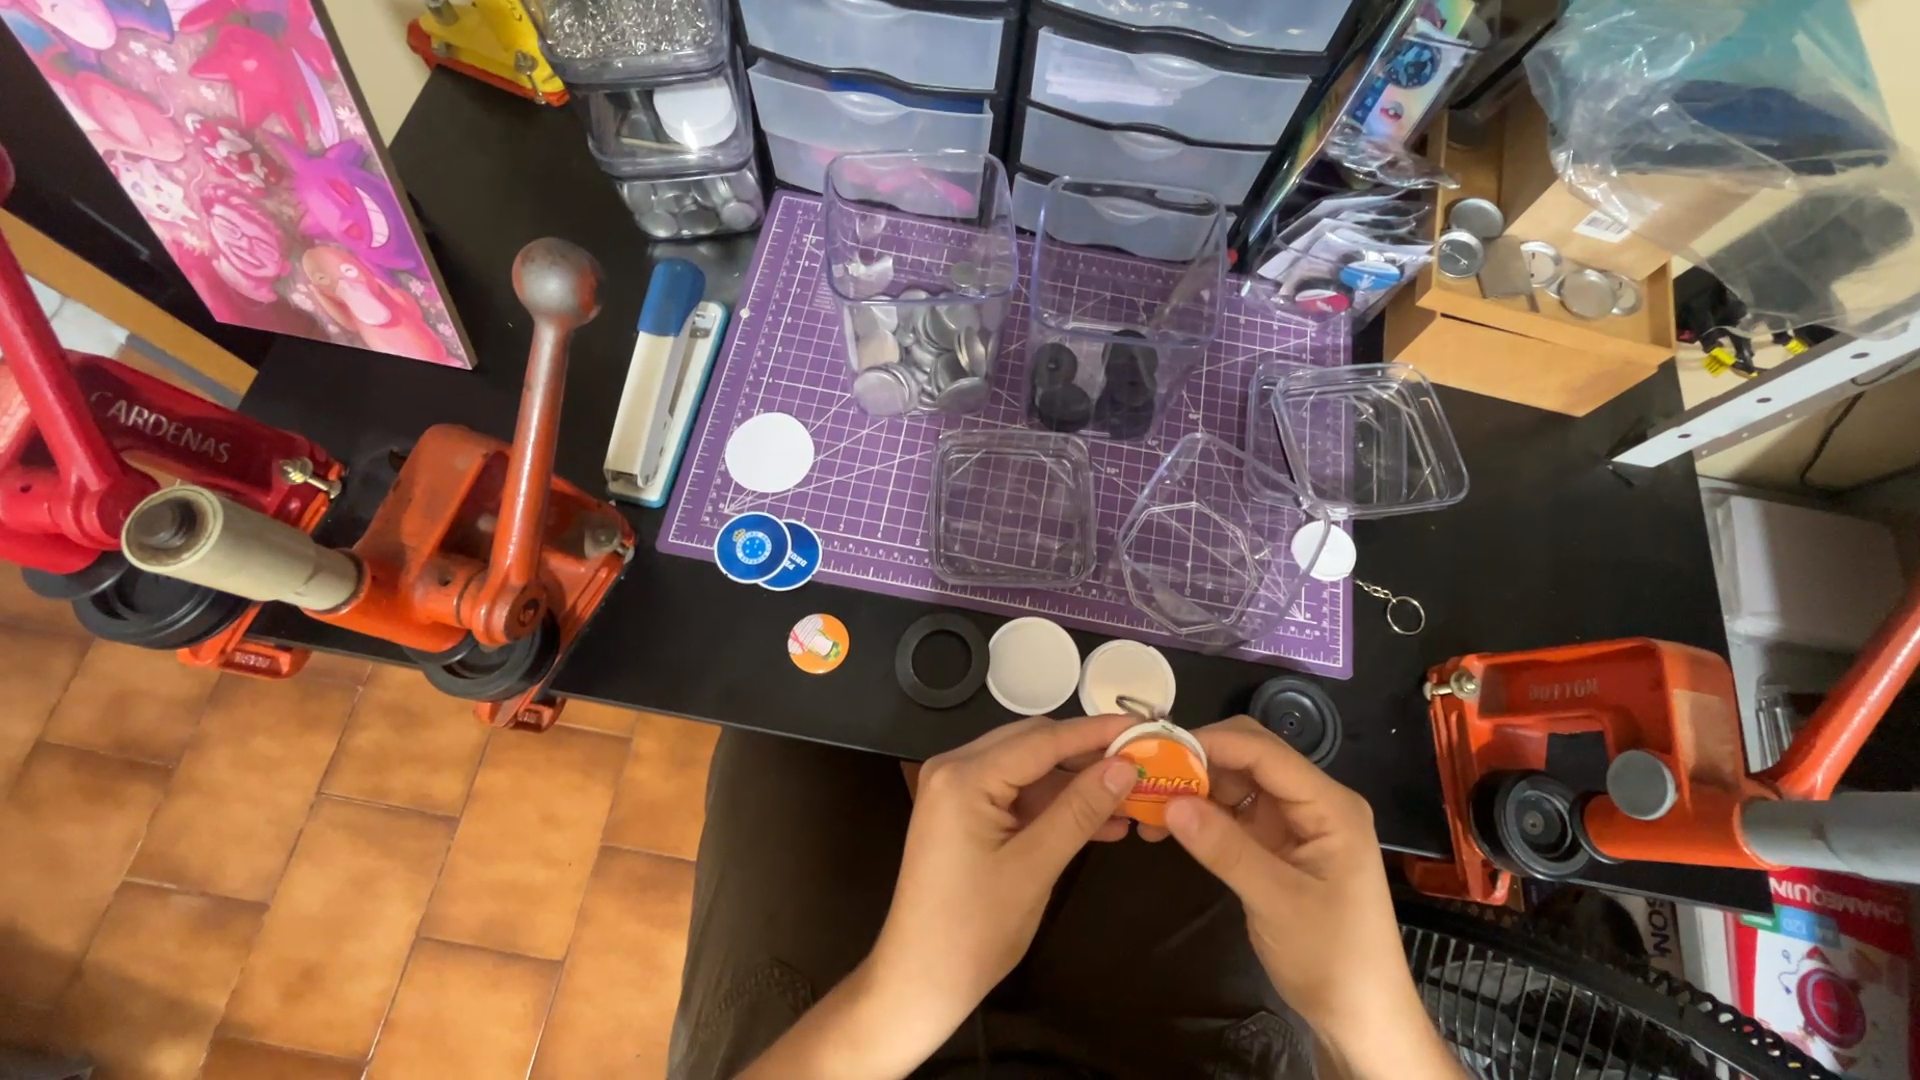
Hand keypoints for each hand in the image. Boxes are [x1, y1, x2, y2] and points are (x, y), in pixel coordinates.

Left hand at [868, 715, 1139, 1050]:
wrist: (919, 980)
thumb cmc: (973, 929)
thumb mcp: (1035, 867)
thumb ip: (1080, 810)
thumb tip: (1125, 767)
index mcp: (964, 775)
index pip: (1042, 740)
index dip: (1096, 732)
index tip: (1143, 726)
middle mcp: (954, 768)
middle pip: (1034, 745)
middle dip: (1087, 754)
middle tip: (1142, 762)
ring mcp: (956, 790)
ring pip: (1029, 769)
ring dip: (1075, 783)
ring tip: (1131, 797)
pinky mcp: (963, 813)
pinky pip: (1017, 795)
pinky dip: (1054, 805)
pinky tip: (1100, 822)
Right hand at [1160, 716, 1455, 1077]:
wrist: (1360, 1018)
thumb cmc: (1333, 957)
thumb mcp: (1277, 901)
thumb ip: (1225, 848)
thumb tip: (1171, 803)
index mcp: (1329, 806)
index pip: (1266, 752)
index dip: (1213, 744)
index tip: (1160, 749)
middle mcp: (1312, 802)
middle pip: (1250, 757)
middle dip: (1201, 760)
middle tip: (1150, 773)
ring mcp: (1293, 822)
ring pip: (1236, 781)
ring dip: (1195, 786)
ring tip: (1149, 800)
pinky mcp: (1275, 843)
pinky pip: (1232, 812)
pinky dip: (1201, 813)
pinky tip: (1167, 823)